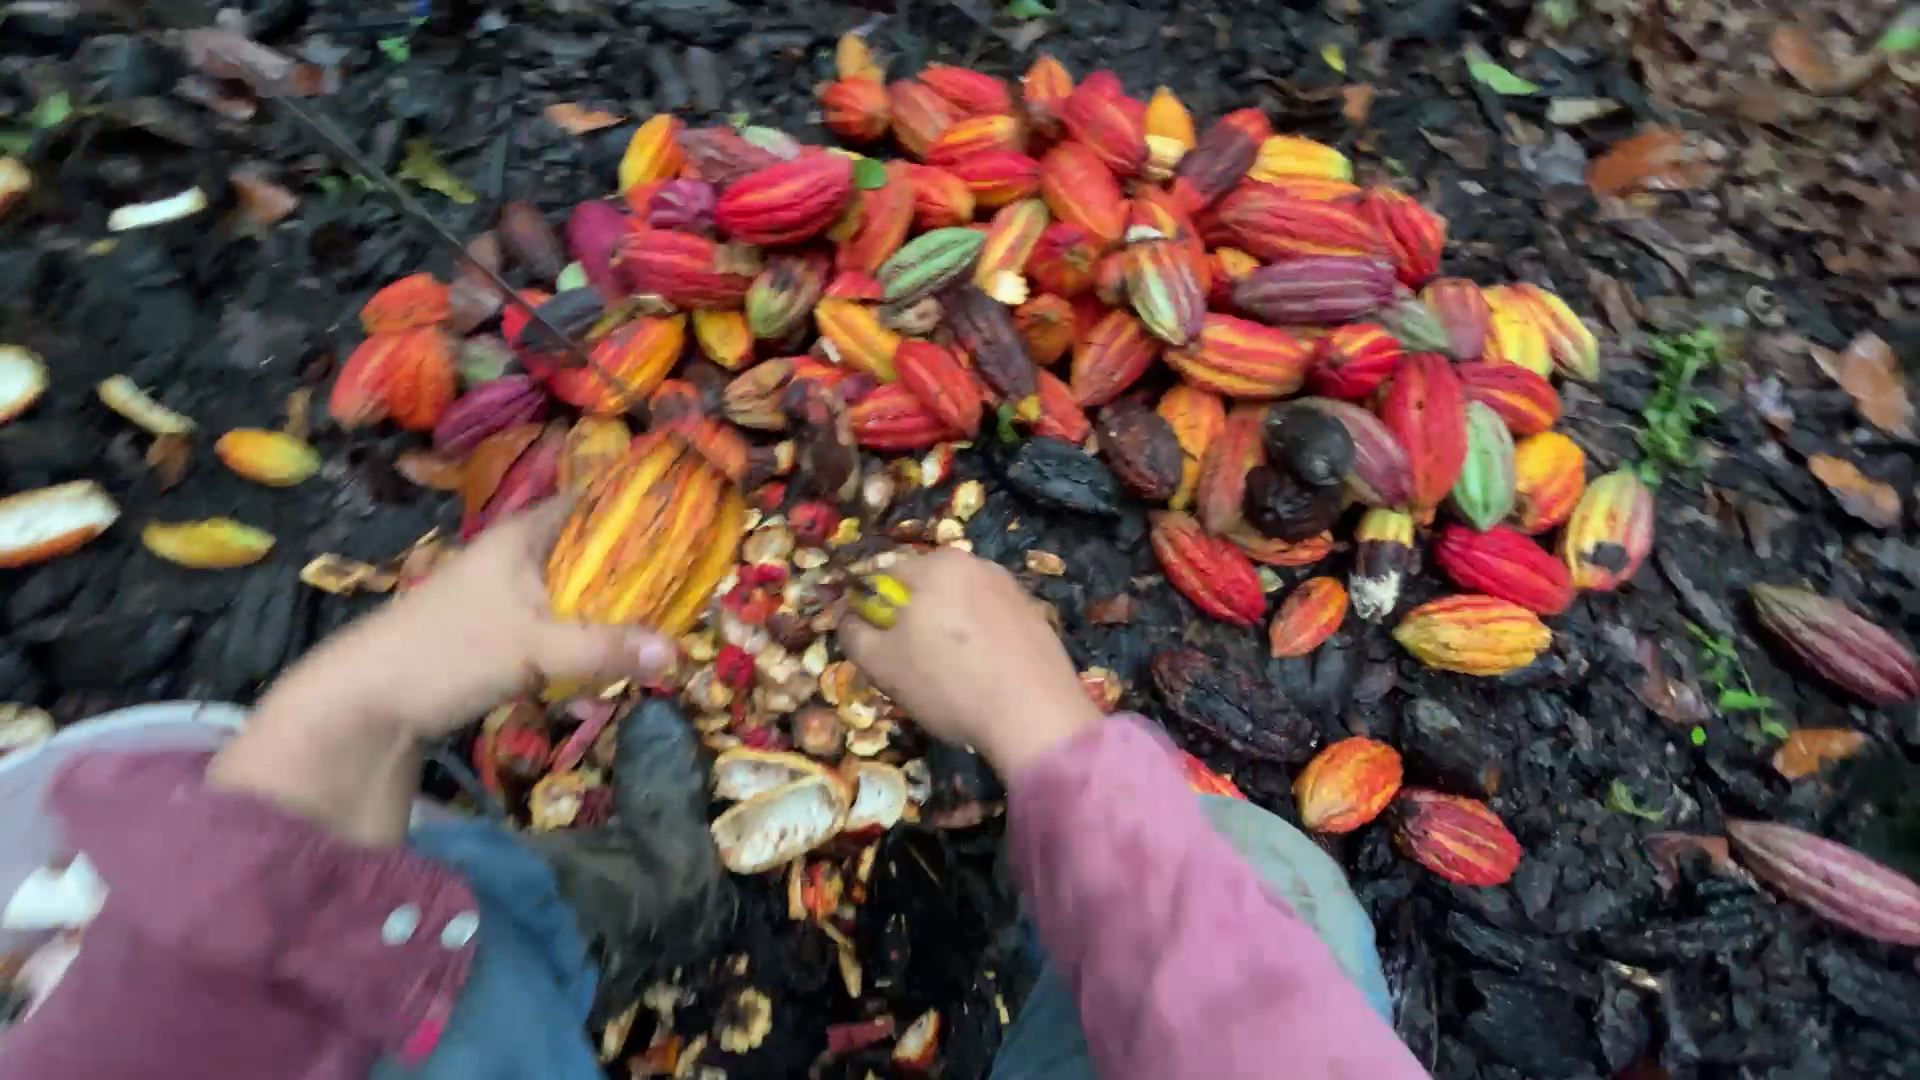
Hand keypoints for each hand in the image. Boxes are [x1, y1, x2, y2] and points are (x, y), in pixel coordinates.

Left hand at [315, 497, 676, 737]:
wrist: (363, 707)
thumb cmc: (446, 652)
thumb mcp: (534, 648)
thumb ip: (606, 649)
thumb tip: (678, 654)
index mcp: (523, 535)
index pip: (593, 500)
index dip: (639, 502)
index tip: (689, 514)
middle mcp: (520, 554)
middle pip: (594, 544)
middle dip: (642, 558)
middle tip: (695, 569)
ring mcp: (512, 591)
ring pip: (582, 583)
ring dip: (620, 596)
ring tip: (674, 604)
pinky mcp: (508, 628)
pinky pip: (568, 615)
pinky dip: (597, 624)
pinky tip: (625, 641)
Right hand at [839, 548, 1100, 772]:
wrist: (1035, 716)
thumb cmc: (949, 684)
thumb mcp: (882, 664)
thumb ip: (853, 632)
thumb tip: (848, 616)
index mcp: (936, 565)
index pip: (883, 577)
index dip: (870, 612)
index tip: (876, 649)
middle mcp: (976, 563)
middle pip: (924, 589)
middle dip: (912, 621)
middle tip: (913, 668)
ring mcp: (1011, 587)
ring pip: (959, 605)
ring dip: (946, 632)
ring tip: (952, 676)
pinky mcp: (1035, 614)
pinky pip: (991, 621)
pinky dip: (980, 642)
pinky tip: (984, 676)